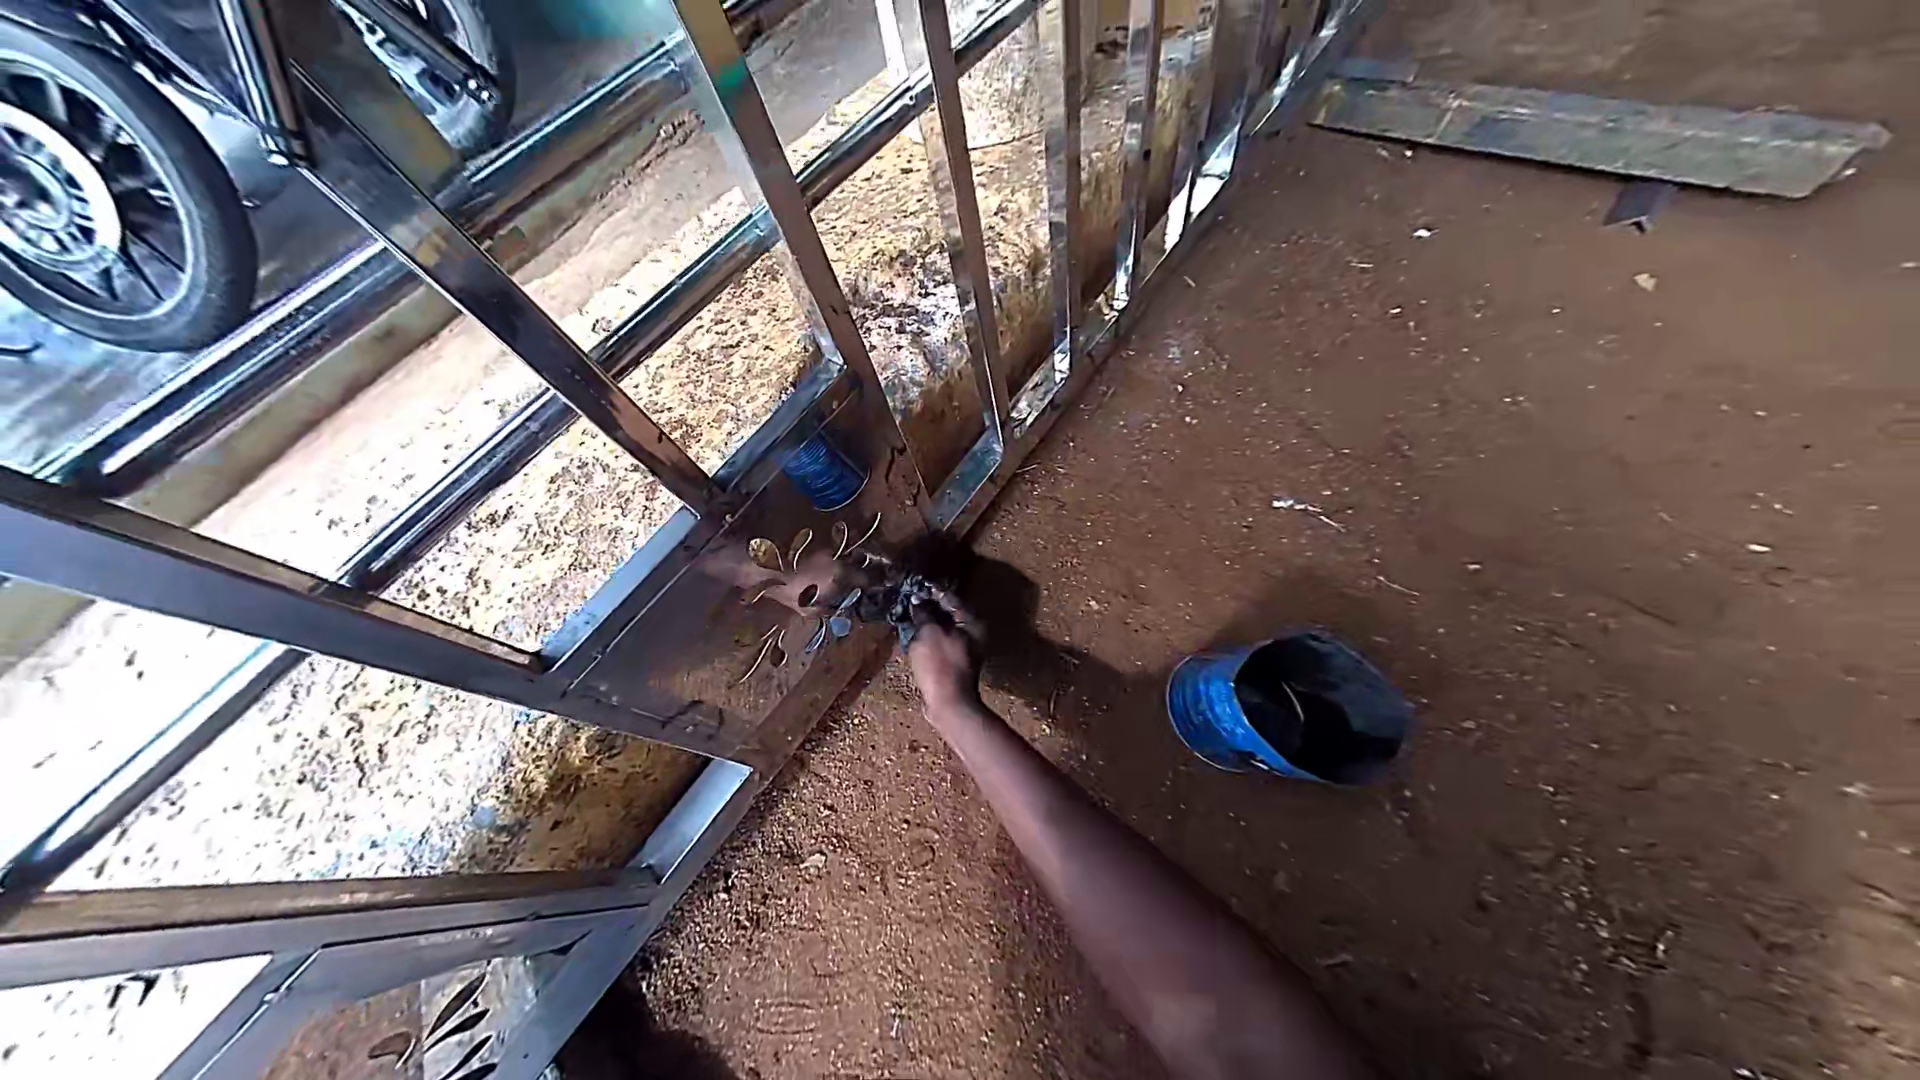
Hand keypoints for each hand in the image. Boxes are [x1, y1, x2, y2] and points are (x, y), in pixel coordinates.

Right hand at [906, 588, 983, 713]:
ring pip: (943, 628)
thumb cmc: (940, 665)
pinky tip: (912, 635)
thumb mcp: (928, 634)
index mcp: (972, 622)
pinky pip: (939, 642)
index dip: (931, 592)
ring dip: (926, 623)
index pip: (951, 598)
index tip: (915, 586)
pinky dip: (927, 637)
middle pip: (948, 613)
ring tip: (907, 615)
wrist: (949, 703)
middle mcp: (973, 633)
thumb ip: (924, 614)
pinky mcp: (954, 662)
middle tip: (909, 600)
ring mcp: (965, 649)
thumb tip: (917, 602)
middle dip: (928, 607)